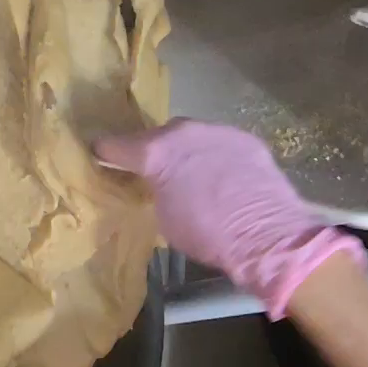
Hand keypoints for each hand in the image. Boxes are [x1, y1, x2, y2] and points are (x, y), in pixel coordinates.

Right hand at [97, 118, 367, 318]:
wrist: (269, 236)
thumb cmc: (206, 234)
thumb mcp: (163, 217)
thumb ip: (154, 189)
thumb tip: (159, 183)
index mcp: (154, 151)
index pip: (114, 144)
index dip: (104, 152)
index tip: (98, 154)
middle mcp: (182, 131)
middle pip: (157, 137)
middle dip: (154, 152)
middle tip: (157, 175)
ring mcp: (216, 130)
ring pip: (191, 138)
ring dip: (188, 154)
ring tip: (197, 178)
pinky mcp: (245, 138)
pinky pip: (220, 145)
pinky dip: (217, 158)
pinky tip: (227, 180)